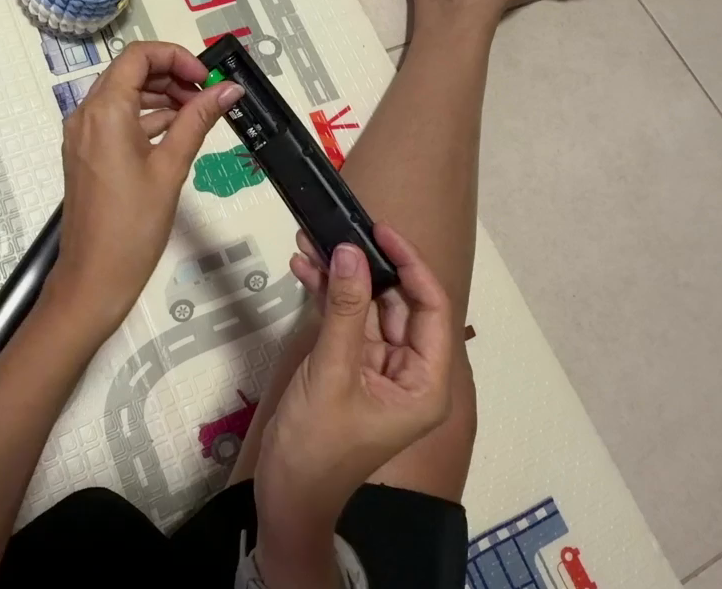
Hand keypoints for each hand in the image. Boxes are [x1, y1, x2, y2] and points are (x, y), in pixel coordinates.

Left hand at [47, 42, 241, 331]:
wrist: (93, 277)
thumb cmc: (133, 225)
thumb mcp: (171, 167)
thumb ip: (198, 121)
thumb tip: (229, 89)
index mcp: (104, 111)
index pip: (138, 56)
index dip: (176, 57)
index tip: (206, 78)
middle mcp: (85, 115)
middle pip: (129, 72)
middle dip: (170, 75)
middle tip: (207, 96)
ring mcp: (82, 134)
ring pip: (122, 95)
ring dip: (159, 96)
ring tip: (198, 114)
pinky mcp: (86, 153)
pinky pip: (115, 119)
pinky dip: (145, 118)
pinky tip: (176, 132)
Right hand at [257, 225, 457, 511]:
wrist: (288, 492)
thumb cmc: (320, 442)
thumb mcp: (333, 372)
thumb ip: (346, 310)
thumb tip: (351, 251)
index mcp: (426, 382)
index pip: (432, 309)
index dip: (411, 265)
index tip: (380, 231)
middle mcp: (409, 370)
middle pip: (397, 302)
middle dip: (365, 265)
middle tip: (333, 228)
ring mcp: (377, 367)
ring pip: (366, 306)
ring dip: (339, 276)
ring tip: (309, 240)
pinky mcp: (348, 365)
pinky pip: (344, 320)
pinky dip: (325, 295)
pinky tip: (302, 268)